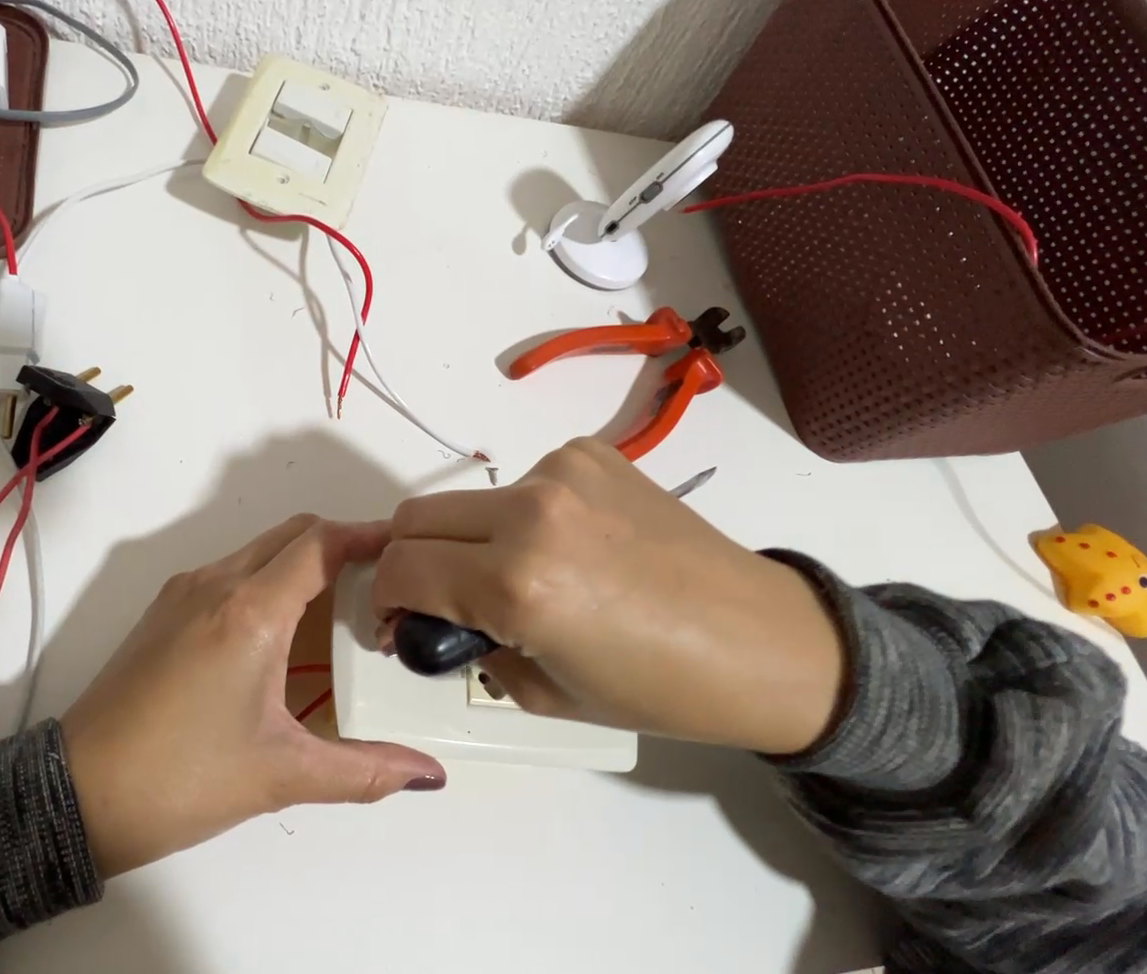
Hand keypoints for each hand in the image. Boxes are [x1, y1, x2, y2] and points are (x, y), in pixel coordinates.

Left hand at [62, 515, 446, 878]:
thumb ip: (365, 771)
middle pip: (293, 533)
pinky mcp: (163, 610)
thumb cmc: (182, 780)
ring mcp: (183, 592)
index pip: (322, 543)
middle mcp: (216, 583)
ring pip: (259, 549)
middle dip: (341, 543)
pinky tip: (284, 628)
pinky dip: (268, 578)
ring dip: (302, 560)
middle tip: (382, 581)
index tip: (405, 548)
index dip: (369, 536)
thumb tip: (430, 777)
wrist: (75, 794)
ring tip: (342, 605)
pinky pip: (230, 571)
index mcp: (251, 611)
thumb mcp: (281, 775)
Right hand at [372, 439, 843, 754]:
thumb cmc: (658, 689)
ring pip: (466, 500)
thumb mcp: (543, 692)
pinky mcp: (589, 454)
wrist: (763, 642)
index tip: (397, 623)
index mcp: (519, 583)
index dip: (384, 602)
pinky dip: (519, 516)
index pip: (401, 570)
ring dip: (466, 538)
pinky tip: (566, 546)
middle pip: (414, 518)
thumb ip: (472, 648)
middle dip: (407, 562)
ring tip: (514, 575)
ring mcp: (563, 473)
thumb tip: (435, 621)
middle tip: (434, 598)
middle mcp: (531, 512)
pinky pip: (521, 482)